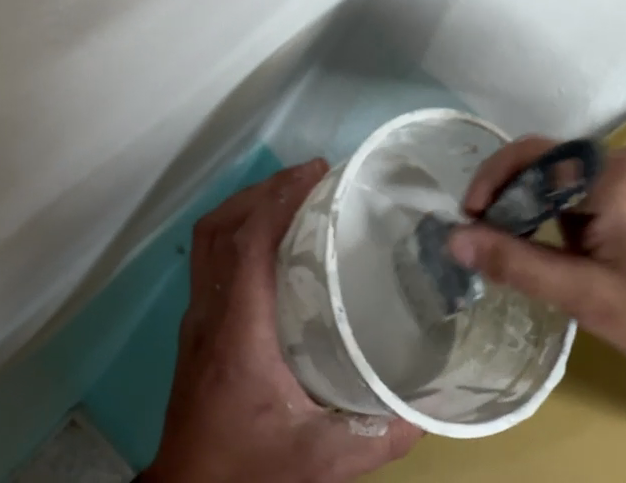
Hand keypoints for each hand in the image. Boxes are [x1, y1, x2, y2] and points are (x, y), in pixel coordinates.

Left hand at [144, 160, 421, 482]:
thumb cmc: (249, 468)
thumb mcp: (321, 459)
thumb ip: (377, 433)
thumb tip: (427, 405)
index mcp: (238, 330)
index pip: (247, 243)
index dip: (277, 198)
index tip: (315, 173)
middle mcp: (211, 313)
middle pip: (220, 228)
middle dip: (264, 191)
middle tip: (310, 178)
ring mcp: (198, 318)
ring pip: (209, 240)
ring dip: (247, 206)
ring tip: (291, 196)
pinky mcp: (198, 328)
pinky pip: (211, 259)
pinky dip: (239, 233)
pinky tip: (274, 243)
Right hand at [448, 139, 625, 402]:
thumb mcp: (588, 298)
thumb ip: (515, 262)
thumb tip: (454, 238)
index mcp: (616, 175)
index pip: (532, 158)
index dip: (492, 185)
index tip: (469, 223)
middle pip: (556, 168)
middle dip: (528, 209)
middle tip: (515, 257)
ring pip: (583, 181)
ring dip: (561, 219)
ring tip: (574, 274)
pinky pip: (613, 188)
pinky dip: (591, 217)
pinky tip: (606, 263)